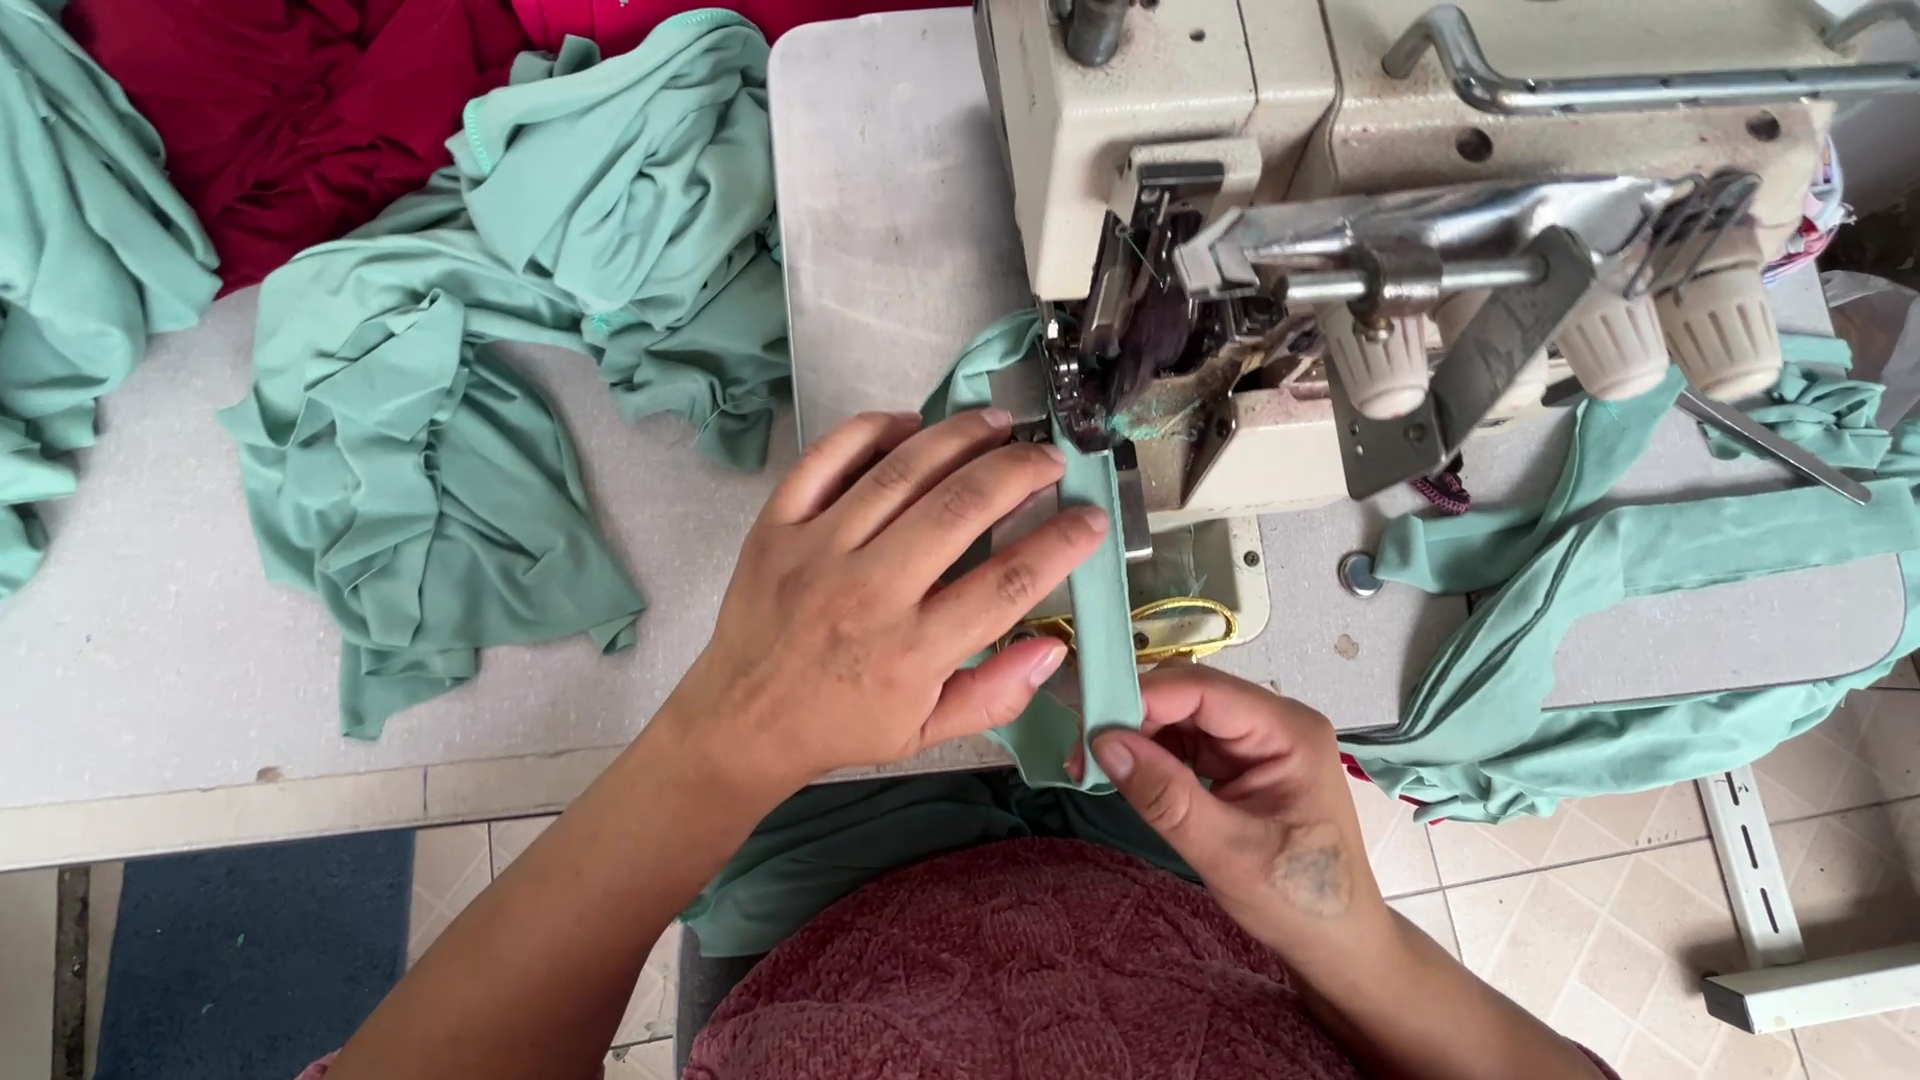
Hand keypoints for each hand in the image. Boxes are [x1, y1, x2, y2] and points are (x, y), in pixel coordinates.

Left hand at [660, 408, 1107, 793]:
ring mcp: (817, 551)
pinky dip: (873, 430)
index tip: (1091, 517)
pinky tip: (912, 423)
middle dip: (1019, 470)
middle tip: (1049, 457)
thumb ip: (996, 696)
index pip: (1006, 584)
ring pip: (901, 472)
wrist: (742, 721)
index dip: (1060, 543)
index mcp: (912, 651)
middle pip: (960, 508)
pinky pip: (827, 458)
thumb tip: (1056, 648)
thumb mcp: (927, 733)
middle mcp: (869, 592)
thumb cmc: (842, 726)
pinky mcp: (776, 526)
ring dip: (960, 436)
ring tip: (998, 423)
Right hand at [1090, 666, 1387, 952]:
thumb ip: (1164, 795)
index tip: (1089, 725)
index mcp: (1287, 731)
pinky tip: (1126, 773)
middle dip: (1134, 716)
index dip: (1143, 698)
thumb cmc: (1297, 901)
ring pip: (1180, 714)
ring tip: (1095, 765)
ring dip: (1136, 735)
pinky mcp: (1239, 759)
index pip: (1203, 689)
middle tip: (1083, 752)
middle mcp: (1273, 721)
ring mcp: (1255, 738)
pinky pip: (1185, 739)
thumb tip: (1102, 742)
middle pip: (1188, 695)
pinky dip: (1151, 753)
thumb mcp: (1225, 852)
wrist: (1337, 946)